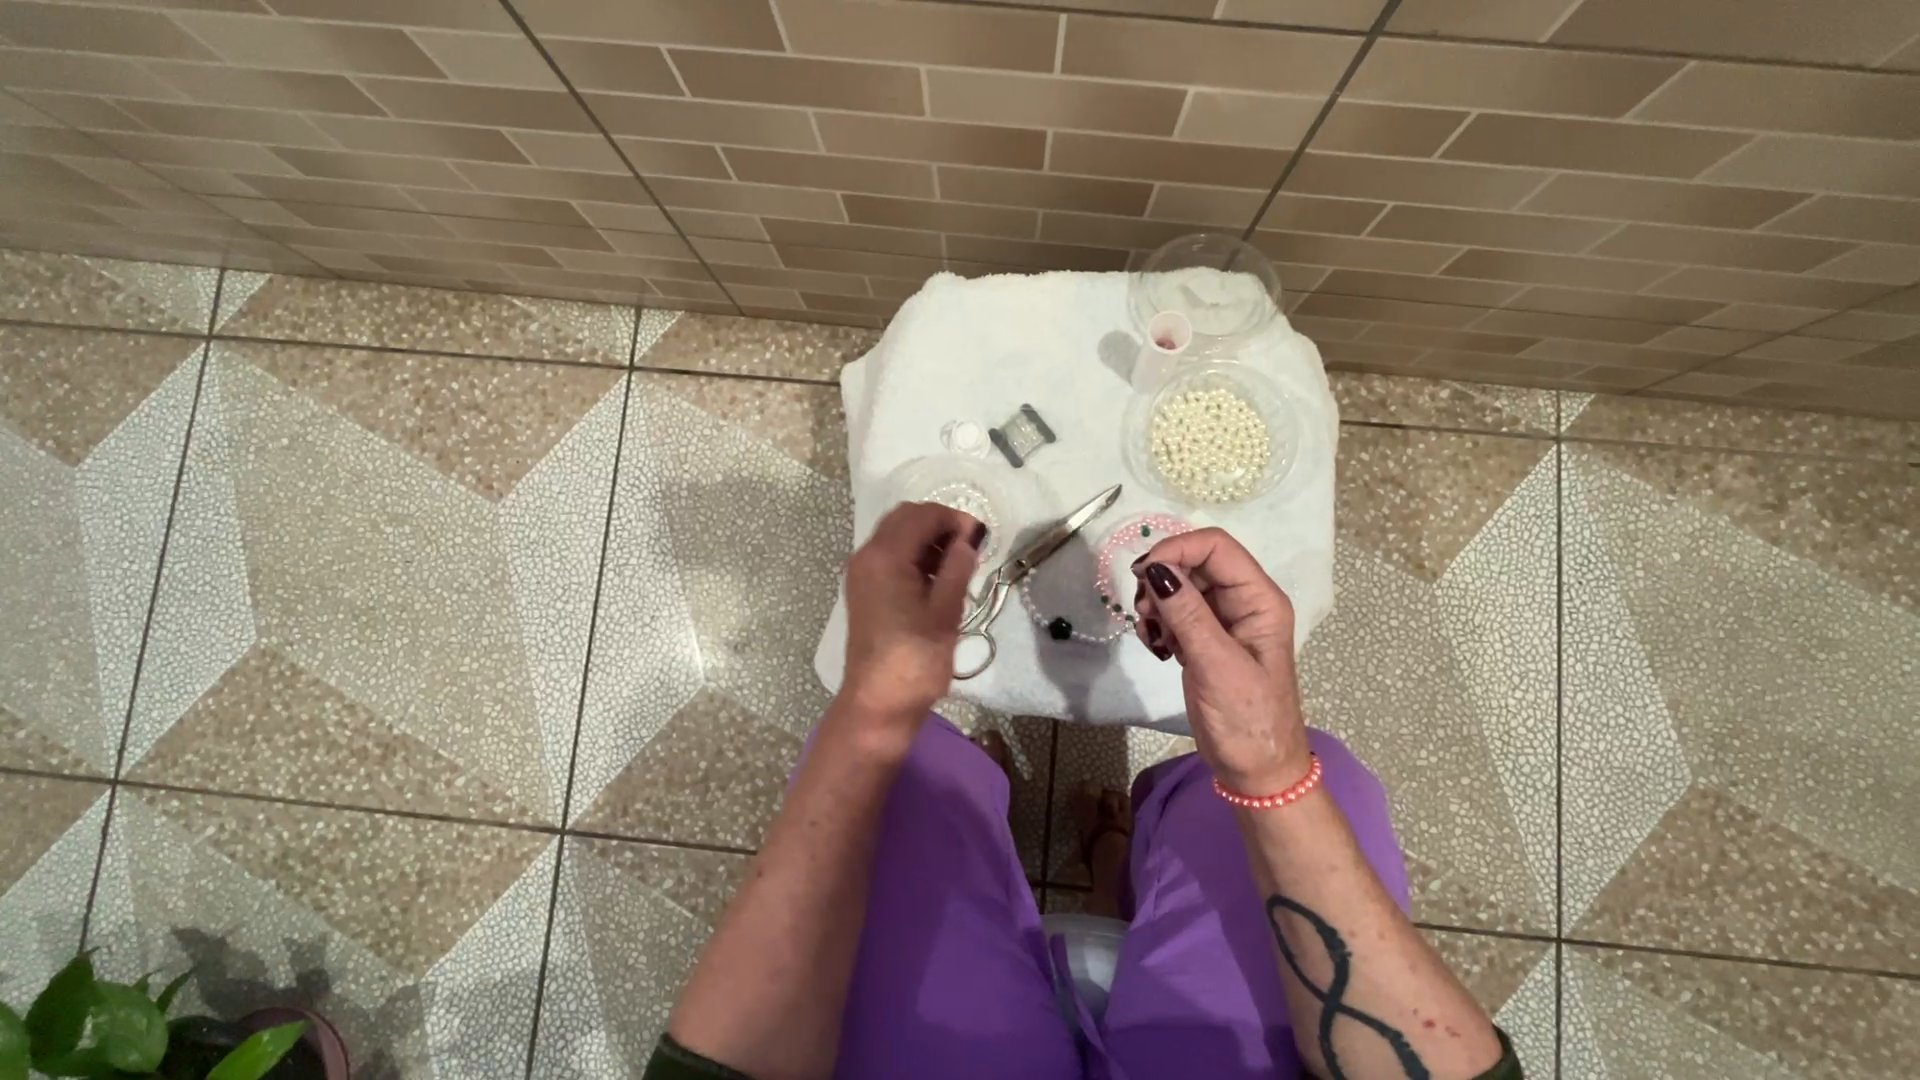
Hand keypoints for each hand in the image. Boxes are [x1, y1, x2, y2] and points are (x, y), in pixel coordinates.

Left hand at [837, 501, 983, 746]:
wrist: (878, 703)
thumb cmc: (915, 660)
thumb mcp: (945, 612)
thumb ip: (957, 568)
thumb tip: (968, 539)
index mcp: (885, 557)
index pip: (922, 515)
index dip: (954, 519)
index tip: (980, 538)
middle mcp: (867, 556)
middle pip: (905, 518)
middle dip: (939, 525)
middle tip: (969, 549)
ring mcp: (861, 573)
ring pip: (895, 536)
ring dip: (926, 540)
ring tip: (956, 567)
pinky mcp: (864, 590)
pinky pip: (889, 556)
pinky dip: (913, 556)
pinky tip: (935, 580)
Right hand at [1131, 528, 1311, 794]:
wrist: (1256, 772)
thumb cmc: (1248, 721)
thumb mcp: (1217, 665)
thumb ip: (1187, 614)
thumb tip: (1154, 568)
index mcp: (1259, 600)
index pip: (1215, 547)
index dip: (1176, 549)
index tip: (1142, 574)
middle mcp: (1243, 602)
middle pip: (1194, 562)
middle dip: (1162, 578)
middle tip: (1143, 612)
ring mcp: (1223, 621)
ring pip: (1180, 586)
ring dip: (1157, 602)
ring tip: (1152, 636)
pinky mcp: (1204, 639)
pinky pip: (1175, 612)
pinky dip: (1158, 622)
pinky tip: (1158, 647)